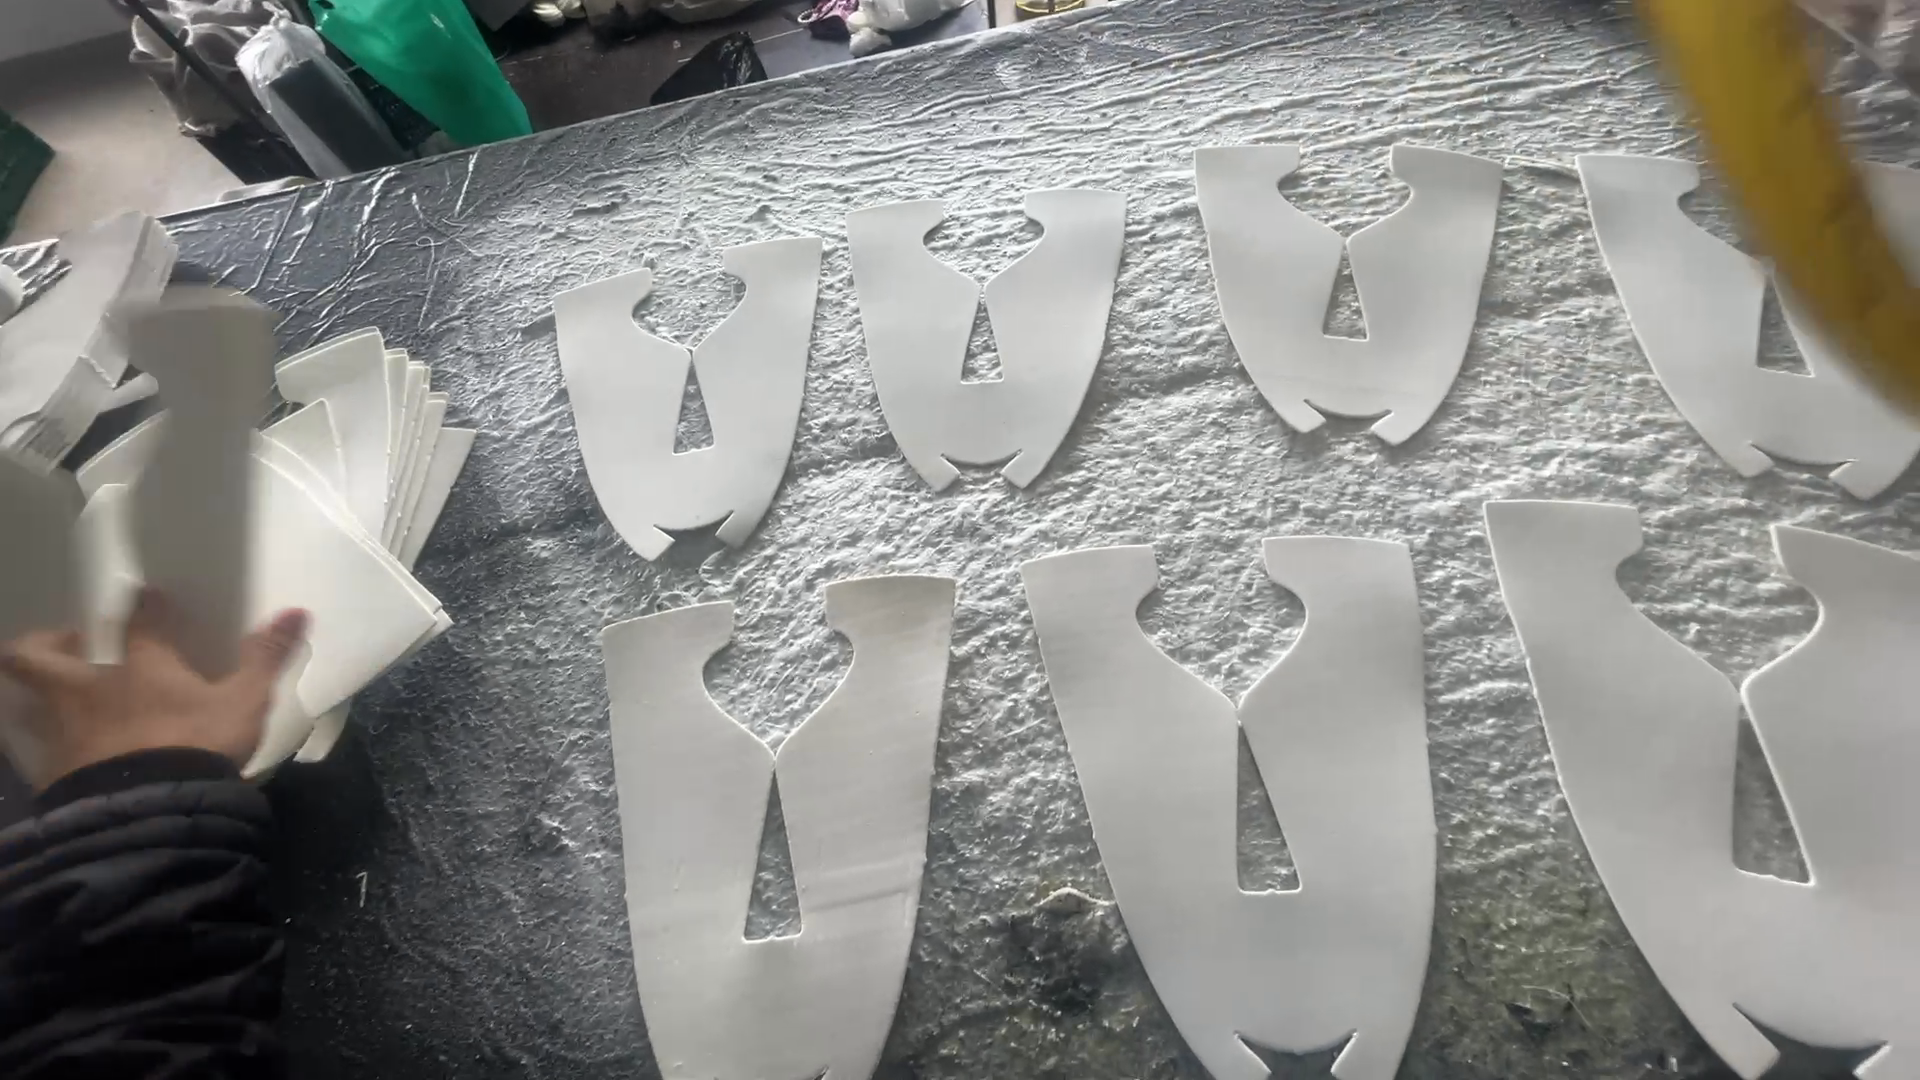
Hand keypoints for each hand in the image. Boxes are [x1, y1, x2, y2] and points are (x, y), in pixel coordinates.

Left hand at [1, 587, 308, 788]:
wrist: (150, 803)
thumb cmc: (200, 738)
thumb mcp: (247, 698)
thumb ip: (267, 656)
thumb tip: (296, 611)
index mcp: (142, 668)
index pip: (137, 625)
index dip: (142, 606)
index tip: (142, 593)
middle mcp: (91, 689)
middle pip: (36, 657)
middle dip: (44, 642)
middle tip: (71, 640)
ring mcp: (66, 727)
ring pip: (33, 697)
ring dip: (45, 688)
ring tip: (74, 691)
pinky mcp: (57, 764)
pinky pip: (47, 737)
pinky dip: (60, 731)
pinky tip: (84, 738)